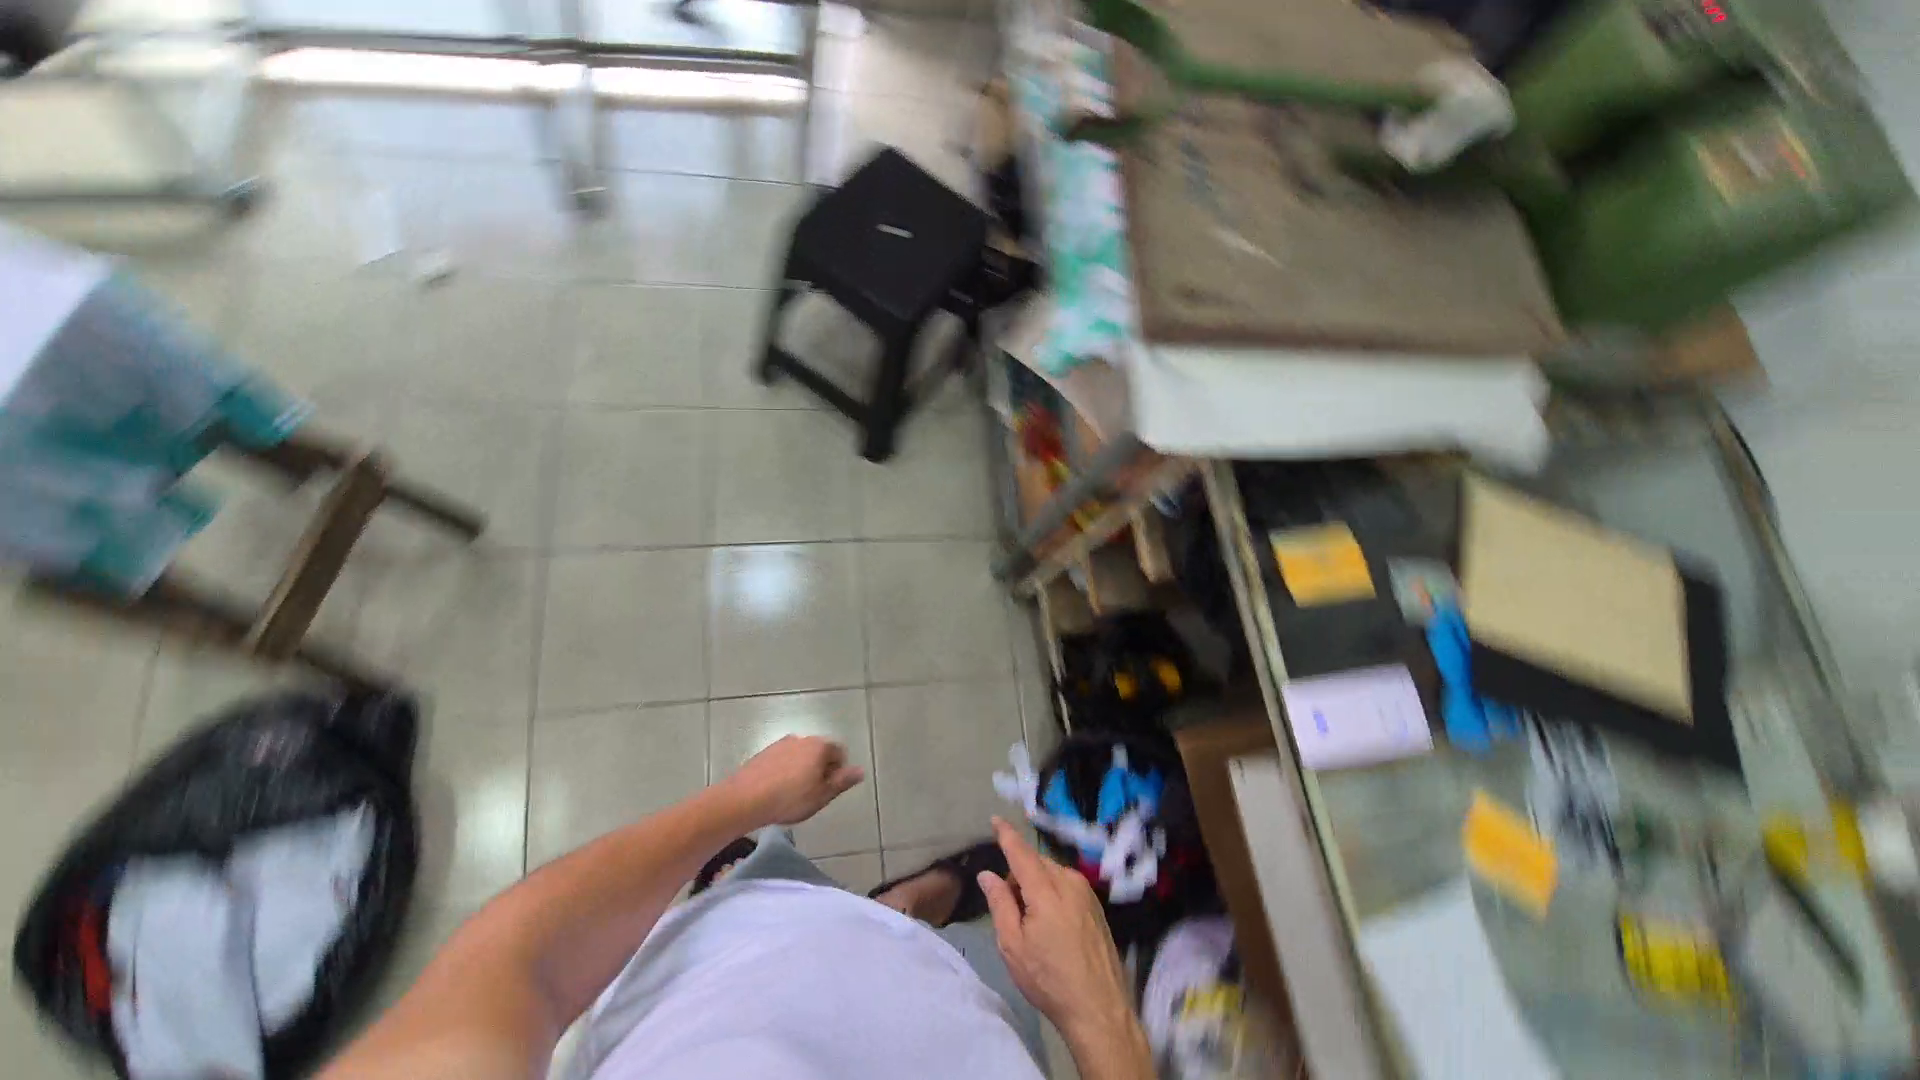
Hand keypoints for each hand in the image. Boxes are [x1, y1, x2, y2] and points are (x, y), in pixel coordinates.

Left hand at [723, 735, 864, 826]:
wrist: (744, 799)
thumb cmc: (790, 799)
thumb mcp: (822, 795)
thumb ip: (842, 781)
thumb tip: (861, 770)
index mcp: (819, 746)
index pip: (840, 753)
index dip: (838, 772)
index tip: (827, 791)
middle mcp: (801, 739)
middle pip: (820, 752)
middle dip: (820, 769)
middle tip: (812, 794)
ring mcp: (780, 744)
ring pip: (800, 756)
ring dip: (801, 770)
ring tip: (792, 794)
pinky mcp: (764, 753)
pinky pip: (783, 760)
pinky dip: (785, 771)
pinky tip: (776, 790)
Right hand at [977, 818, 1145, 1058]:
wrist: (1098, 1009)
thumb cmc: (1048, 979)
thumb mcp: (1013, 946)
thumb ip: (1000, 903)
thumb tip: (988, 874)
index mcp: (1046, 890)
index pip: (1021, 852)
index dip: (1006, 834)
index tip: (995, 818)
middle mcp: (1070, 882)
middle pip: (1037, 862)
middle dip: (1019, 873)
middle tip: (1010, 910)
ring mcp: (1087, 893)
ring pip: (1053, 873)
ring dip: (1037, 884)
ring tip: (1031, 923)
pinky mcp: (1097, 907)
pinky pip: (1067, 885)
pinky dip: (1053, 893)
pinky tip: (1053, 926)